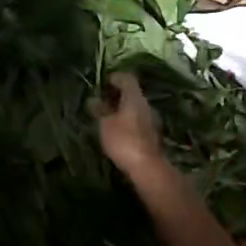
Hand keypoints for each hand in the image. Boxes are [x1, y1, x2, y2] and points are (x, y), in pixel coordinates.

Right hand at [94, 71, 181, 204]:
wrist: (147, 167)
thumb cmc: (124, 140)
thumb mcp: (105, 124)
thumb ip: (99, 110)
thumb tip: (93, 99)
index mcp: (135, 98)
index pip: (127, 78)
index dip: (114, 77)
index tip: (101, 82)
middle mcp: (146, 105)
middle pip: (131, 92)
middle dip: (116, 94)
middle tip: (99, 99)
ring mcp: (151, 120)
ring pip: (134, 107)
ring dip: (121, 108)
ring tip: (105, 115)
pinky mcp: (151, 134)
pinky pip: (137, 119)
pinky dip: (126, 119)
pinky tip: (116, 128)